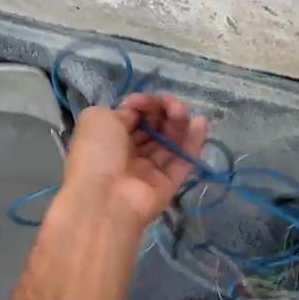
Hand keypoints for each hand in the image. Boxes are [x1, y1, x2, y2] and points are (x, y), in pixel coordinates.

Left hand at [57, 93, 207, 233]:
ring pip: (171, 142)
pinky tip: (201, 122)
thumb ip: (122, 109)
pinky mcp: (170, 183)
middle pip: (155, 128)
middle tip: (173, 105)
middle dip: (164, 112)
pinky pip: (184, 160)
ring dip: (179, 123)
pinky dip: (194, 141)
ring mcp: (151, 170)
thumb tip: (141, 112)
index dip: (144, 105)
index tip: (147, 101)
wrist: (104, 198)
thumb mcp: (97, 118)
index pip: (134, 117)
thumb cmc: (97, 154)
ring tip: (183, 112)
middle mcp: (130, 154)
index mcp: (110, 139)